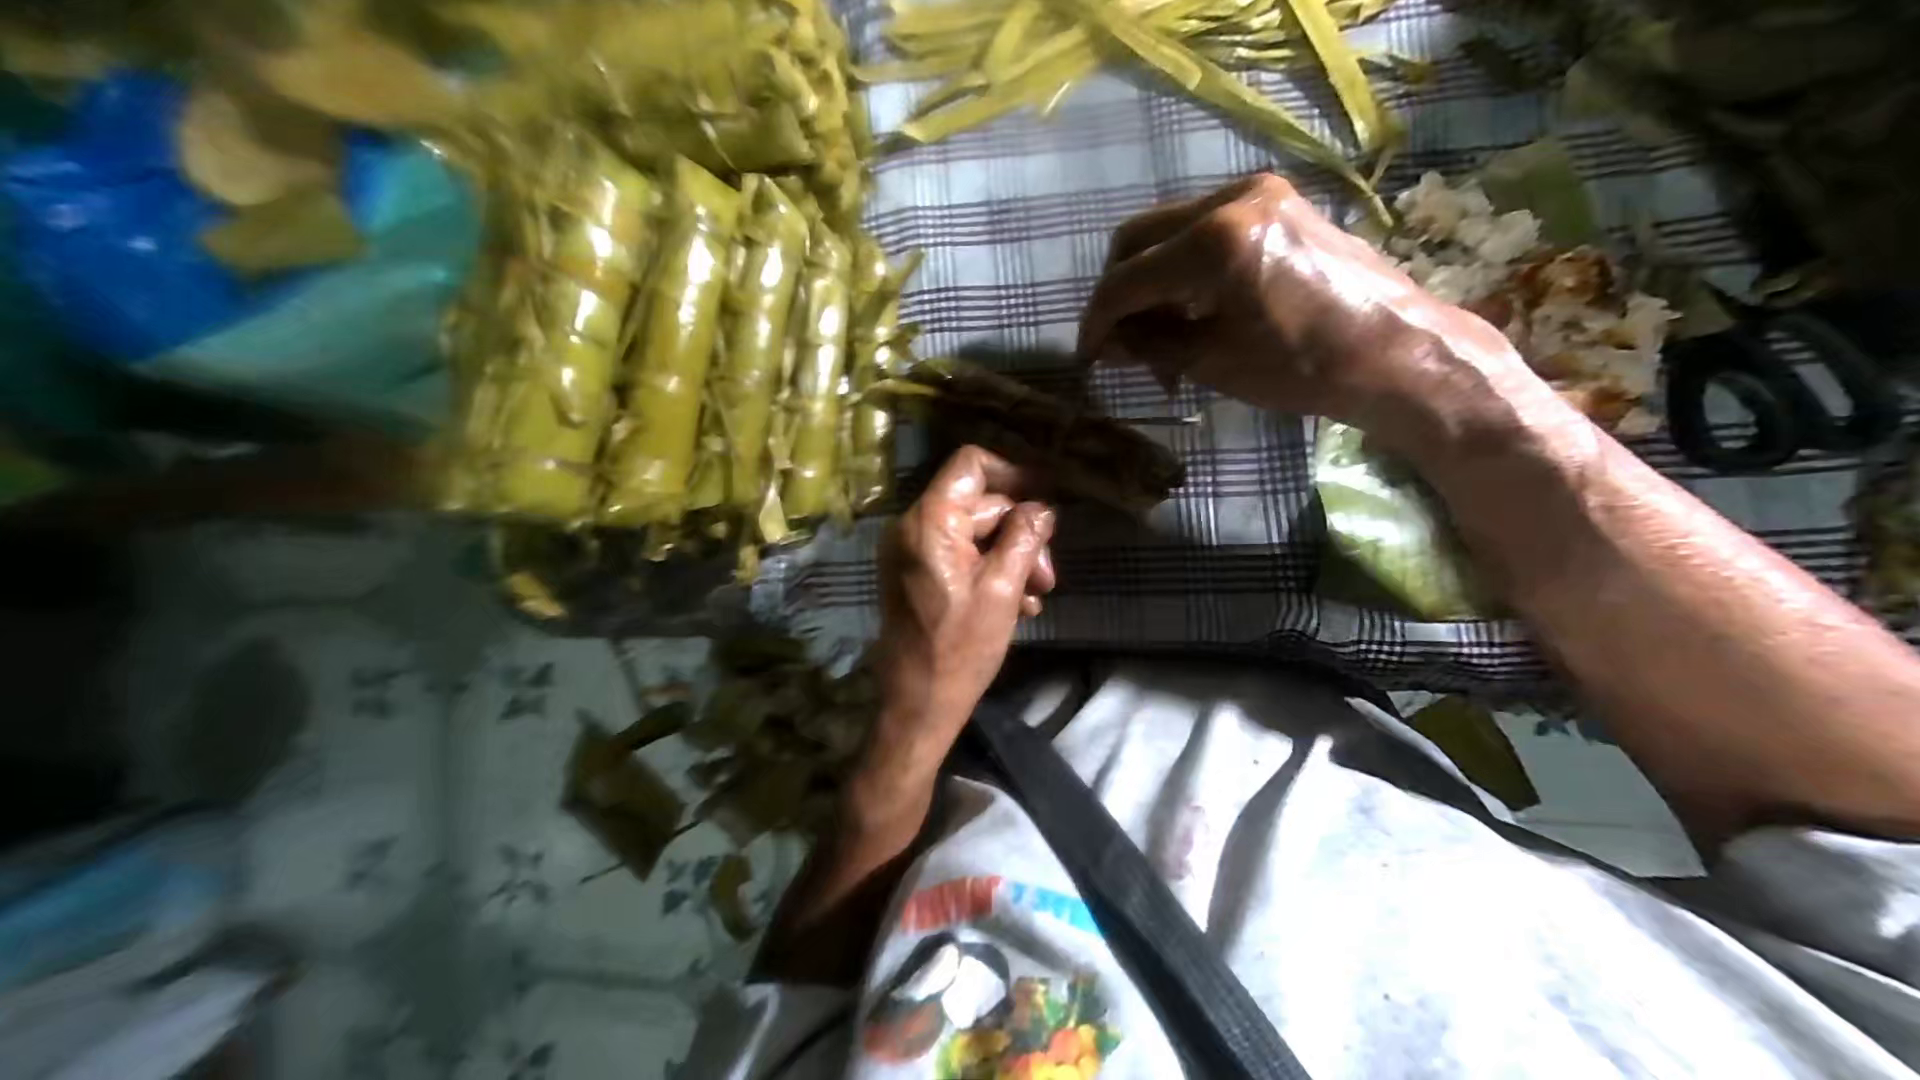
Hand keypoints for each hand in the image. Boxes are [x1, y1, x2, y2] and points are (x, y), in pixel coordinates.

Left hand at [871, 446, 1056, 752]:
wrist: (918, 702)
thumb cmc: (960, 648)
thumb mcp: (1003, 589)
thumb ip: (1024, 538)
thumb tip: (1042, 507)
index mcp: (929, 522)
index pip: (971, 464)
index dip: (1014, 473)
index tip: (1046, 499)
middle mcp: (913, 527)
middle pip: (979, 504)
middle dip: (1020, 533)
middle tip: (1049, 574)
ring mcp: (912, 551)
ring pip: (975, 532)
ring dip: (1011, 557)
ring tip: (1037, 594)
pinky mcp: (917, 572)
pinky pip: (960, 554)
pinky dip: (990, 570)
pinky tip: (1019, 603)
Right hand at [1078, 174, 1535, 449]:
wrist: (1395, 351)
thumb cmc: (1303, 368)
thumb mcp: (1211, 362)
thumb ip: (1148, 344)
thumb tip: (1107, 343)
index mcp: (1213, 242)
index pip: (1125, 279)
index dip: (1096, 320)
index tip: (1087, 354)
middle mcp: (1230, 199)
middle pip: (1136, 237)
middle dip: (1117, 292)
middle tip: (1117, 341)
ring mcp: (1256, 193)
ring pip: (1167, 229)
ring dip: (1148, 279)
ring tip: (1156, 333)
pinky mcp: (1274, 203)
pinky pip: (1202, 227)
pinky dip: (1181, 266)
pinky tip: (1189, 307)